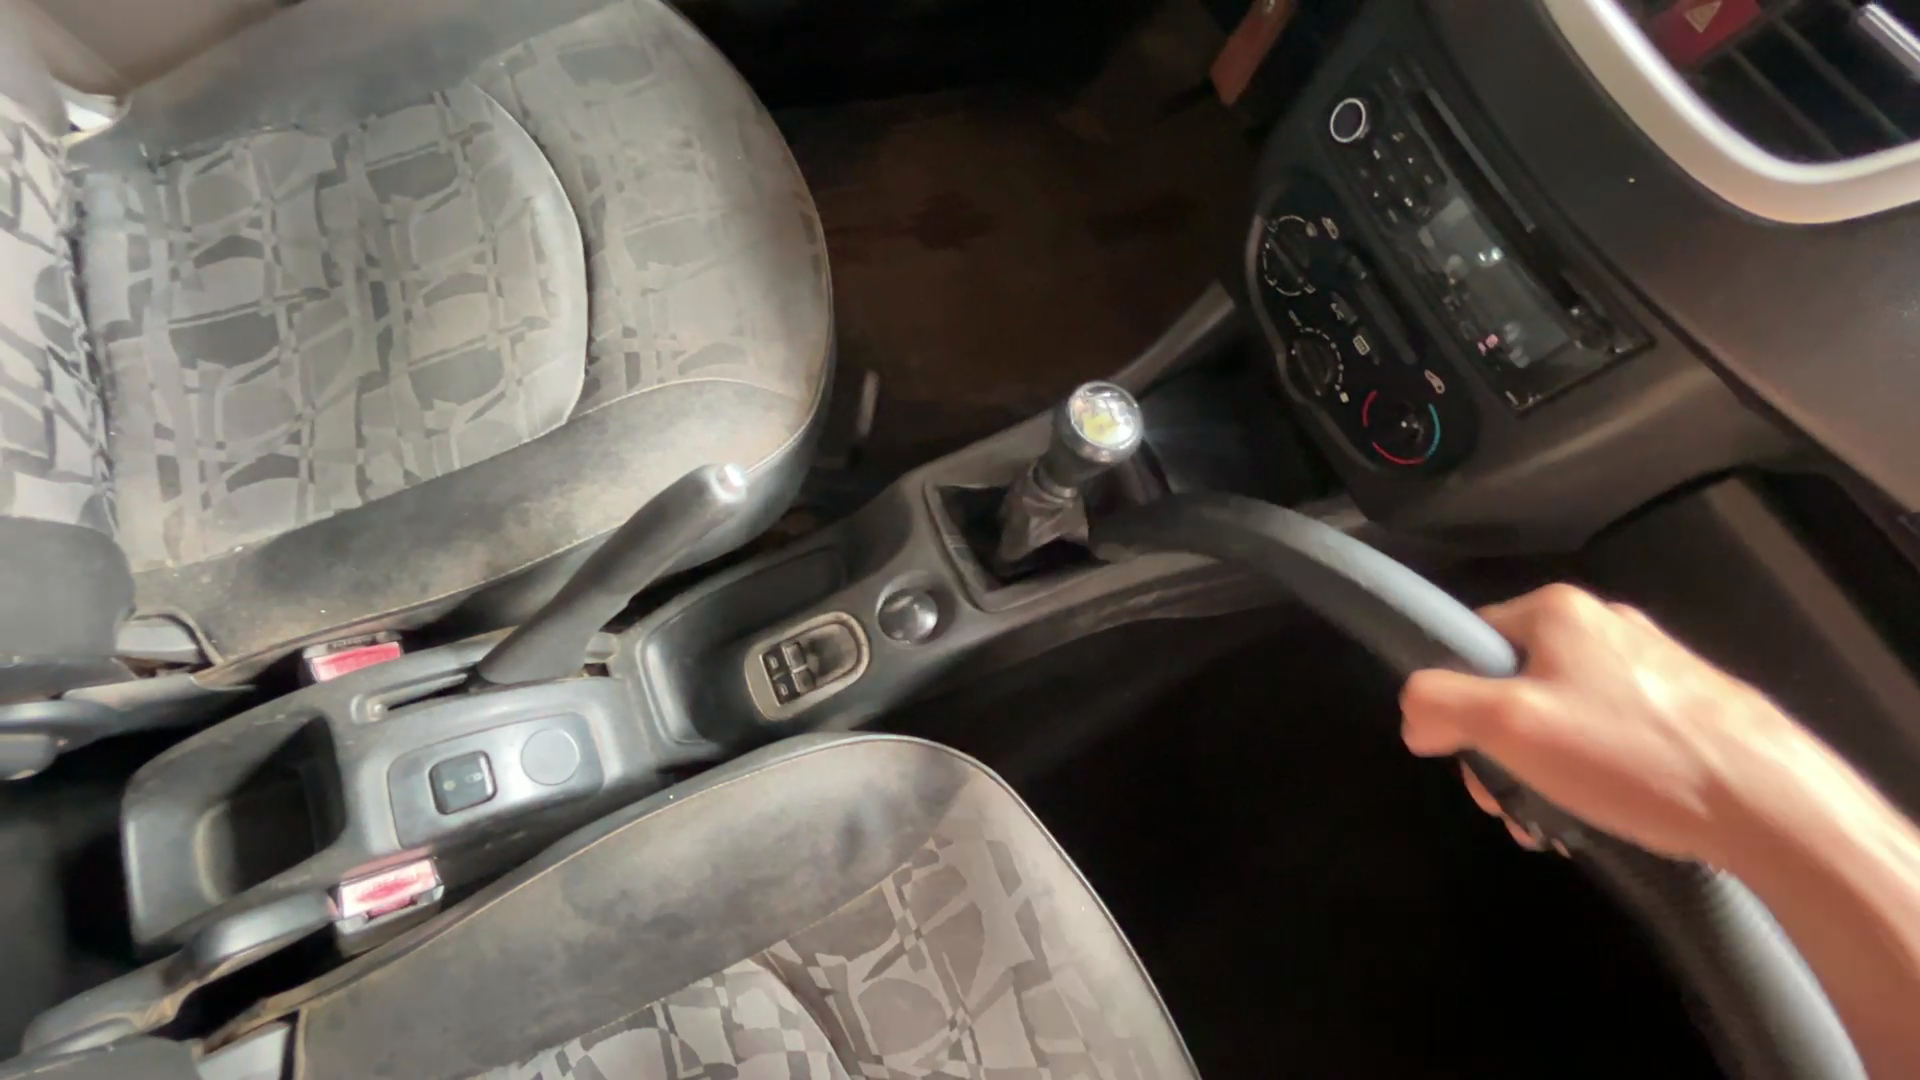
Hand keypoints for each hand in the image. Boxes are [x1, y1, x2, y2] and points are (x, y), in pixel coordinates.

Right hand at [1400, 584, 1818, 864]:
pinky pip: (1611, 732)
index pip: (1468, 643)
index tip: (1467, 754)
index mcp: (1558, 609)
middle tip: (1509, 801)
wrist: (1784, 814)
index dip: (1454, 700)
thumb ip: (1435, 703)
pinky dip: (1592, 770)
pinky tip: (1601, 812)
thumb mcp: (1504, 725)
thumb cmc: (1626, 754)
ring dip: (1540, 767)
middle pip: (1512, 684)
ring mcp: (1655, 665)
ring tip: (1554, 819)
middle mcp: (1606, 624)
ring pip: (1560, 714)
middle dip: (1498, 747)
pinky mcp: (1694, 707)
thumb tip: (1416, 719)